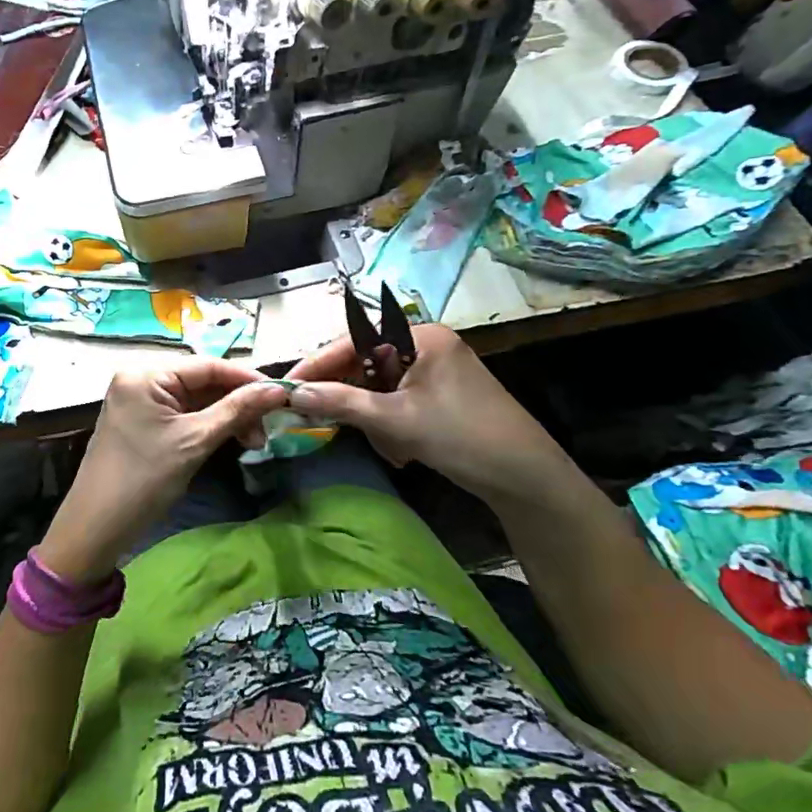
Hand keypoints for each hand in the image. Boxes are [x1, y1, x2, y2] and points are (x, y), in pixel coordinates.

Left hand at [38, 359, 287, 581]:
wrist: (96, 527)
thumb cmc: (144, 480)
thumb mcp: (195, 441)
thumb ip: (237, 410)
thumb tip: (279, 390)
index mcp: (146, 375)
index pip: (208, 365)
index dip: (247, 379)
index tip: (282, 396)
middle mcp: (140, 380)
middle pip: (202, 381)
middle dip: (238, 404)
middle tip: (266, 430)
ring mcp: (139, 402)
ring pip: (196, 400)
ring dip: (227, 418)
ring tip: (253, 443)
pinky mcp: (142, 424)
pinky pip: (183, 415)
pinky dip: (208, 427)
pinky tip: (231, 441)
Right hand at [286, 324, 599, 517]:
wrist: (524, 476)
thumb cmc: (460, 436)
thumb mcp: (395, 420)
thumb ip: (341, 402)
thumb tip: (294, 393)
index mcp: (419, 336)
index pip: (353, 341)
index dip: (317, 364)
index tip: (286, 386)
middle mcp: (426, 344)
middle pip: (365, 366)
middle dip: (355, 403)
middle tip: (335, 426)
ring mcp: (436, 370)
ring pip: (380, 390)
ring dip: (377, 422)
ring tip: (394, 448)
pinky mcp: (441, 394)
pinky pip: (398, 403)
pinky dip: (393, 427)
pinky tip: (406, 451)